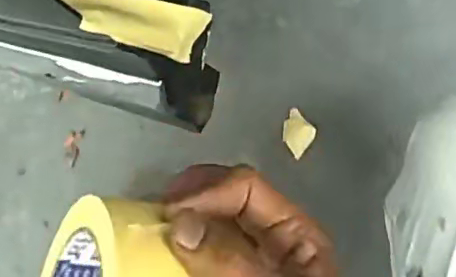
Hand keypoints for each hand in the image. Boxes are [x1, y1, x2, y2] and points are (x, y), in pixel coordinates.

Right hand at [163, 164, 337, 276]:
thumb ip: (229, 261)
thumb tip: (179, 223)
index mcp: (296, 234)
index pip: (245, 187)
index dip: (207, 190)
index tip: (168, 211)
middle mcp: (277, 242)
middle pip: (230, 198)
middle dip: (194, 197)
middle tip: (159, 212)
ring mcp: (258, 265)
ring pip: (219, 224)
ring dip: (189, 221)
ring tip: (159, 229)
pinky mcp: (237, 276)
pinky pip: (213, 259)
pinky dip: (192, 255)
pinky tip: (172, 258)